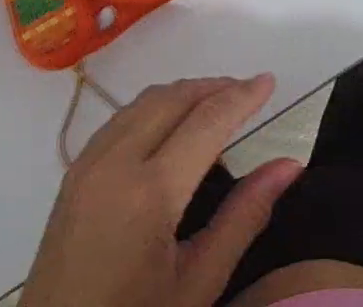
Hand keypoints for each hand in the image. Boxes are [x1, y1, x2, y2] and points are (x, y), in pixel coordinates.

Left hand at [20, 75, 301, 306]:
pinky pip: (119, 119)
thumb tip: (288, 166)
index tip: (269, 81)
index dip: (241, 97)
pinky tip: (173, 127)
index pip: (206, 122)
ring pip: (142, 103)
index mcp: (149, 190)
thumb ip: (244, 217)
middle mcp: (114, 162)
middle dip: (213, 87)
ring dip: (183, 93)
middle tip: (249, 91)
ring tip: (218, 103)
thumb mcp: (197, 283)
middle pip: (171, 99)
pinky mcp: (73, 173)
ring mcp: (88, 163)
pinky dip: (153, 108)